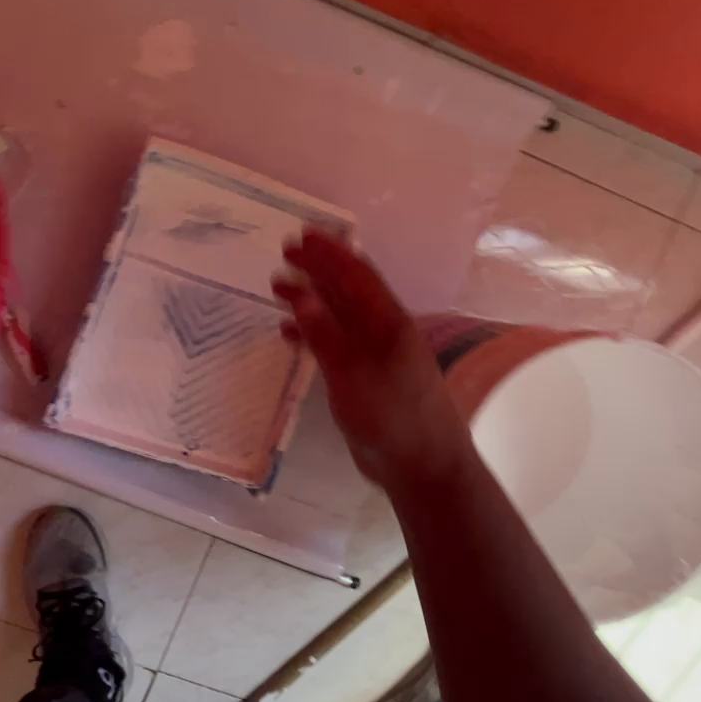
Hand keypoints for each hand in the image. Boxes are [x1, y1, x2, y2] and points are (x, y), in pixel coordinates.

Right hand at [274, 229, 470, 485]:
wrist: (422, 466)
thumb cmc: (391, 418)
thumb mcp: (352, 374)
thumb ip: (326, 335)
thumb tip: (302, 295)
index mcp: (387, 322)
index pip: (355, 275)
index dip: (330, 252)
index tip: (301, 234)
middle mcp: (381, 332)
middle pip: (346, 290)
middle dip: (317, 269)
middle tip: (285, 253)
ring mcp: (373, 356)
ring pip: (339, 316)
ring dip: (311, 299)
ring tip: (277, 287)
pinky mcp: (364, 379)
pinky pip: (334, 344)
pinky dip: (312, 334)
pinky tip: (289, 334)